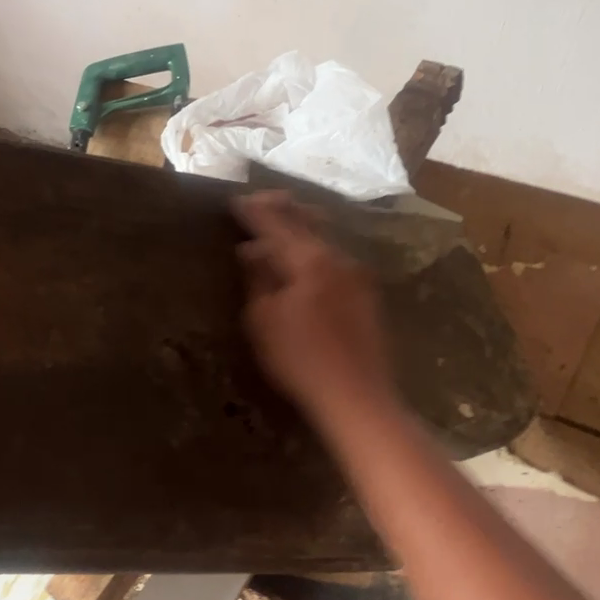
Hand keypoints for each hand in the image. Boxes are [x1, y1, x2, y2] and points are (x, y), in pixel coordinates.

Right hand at [234, 191, 395, 412]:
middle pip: (305, 221)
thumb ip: (258, 276)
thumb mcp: (263, 318)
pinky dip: (313, 245)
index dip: (252, 211)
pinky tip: (304, 256)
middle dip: (280, 208)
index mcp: (308, 259)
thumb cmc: (300, 359)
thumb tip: (251, 248)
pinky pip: (333, 255)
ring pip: (323, 236)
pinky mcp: (366, 294)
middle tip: (258, 200)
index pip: (275, 223)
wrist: (359, 399)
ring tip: (281, 220)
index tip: (233, 201)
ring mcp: (356, 275)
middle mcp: (336, 257)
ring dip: (299, 226)